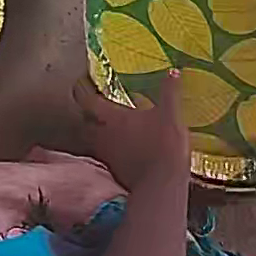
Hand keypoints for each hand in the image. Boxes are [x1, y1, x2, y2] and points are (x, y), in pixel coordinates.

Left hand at [76, 71, 189, 192]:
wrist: (161, 185)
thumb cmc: (163, 145)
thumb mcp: (170, 115)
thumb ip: (169, 92)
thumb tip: (173, 71)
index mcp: (113, 118)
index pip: (88, 99)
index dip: (83, 89)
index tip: (82, 81)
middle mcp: (103, 136)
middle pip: (85, 121)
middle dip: (87, 112)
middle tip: (96, 104)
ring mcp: (107, 155)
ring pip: (94, 140)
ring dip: (97, 132)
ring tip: (109, 126)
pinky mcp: (115, 171)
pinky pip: (107, 155)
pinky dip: (111, 148)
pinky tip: (124, 147)